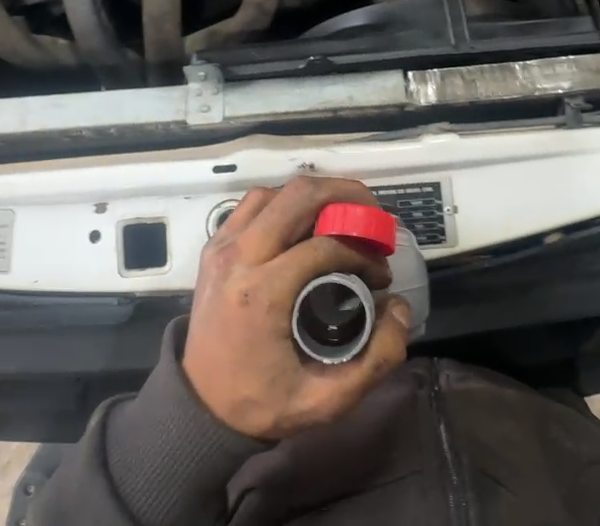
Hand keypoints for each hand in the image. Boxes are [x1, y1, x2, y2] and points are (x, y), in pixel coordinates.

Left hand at [181, 176, 410, 440]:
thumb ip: (377, 358)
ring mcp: (222, 246)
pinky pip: (254, 203)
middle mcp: (239, 258)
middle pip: (299, 197)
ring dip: (317, 197)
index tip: (381, 275)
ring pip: (276, 192)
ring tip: (345, 219)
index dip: (364, 253)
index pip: (324, 246)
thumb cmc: (261, 403)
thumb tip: (400, 307)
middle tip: (374, 219)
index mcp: (262, 294)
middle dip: (347, 197)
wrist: (199, 408)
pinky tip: (307, 224)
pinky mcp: (215, 245)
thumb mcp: (327, 400)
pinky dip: (286, 202)